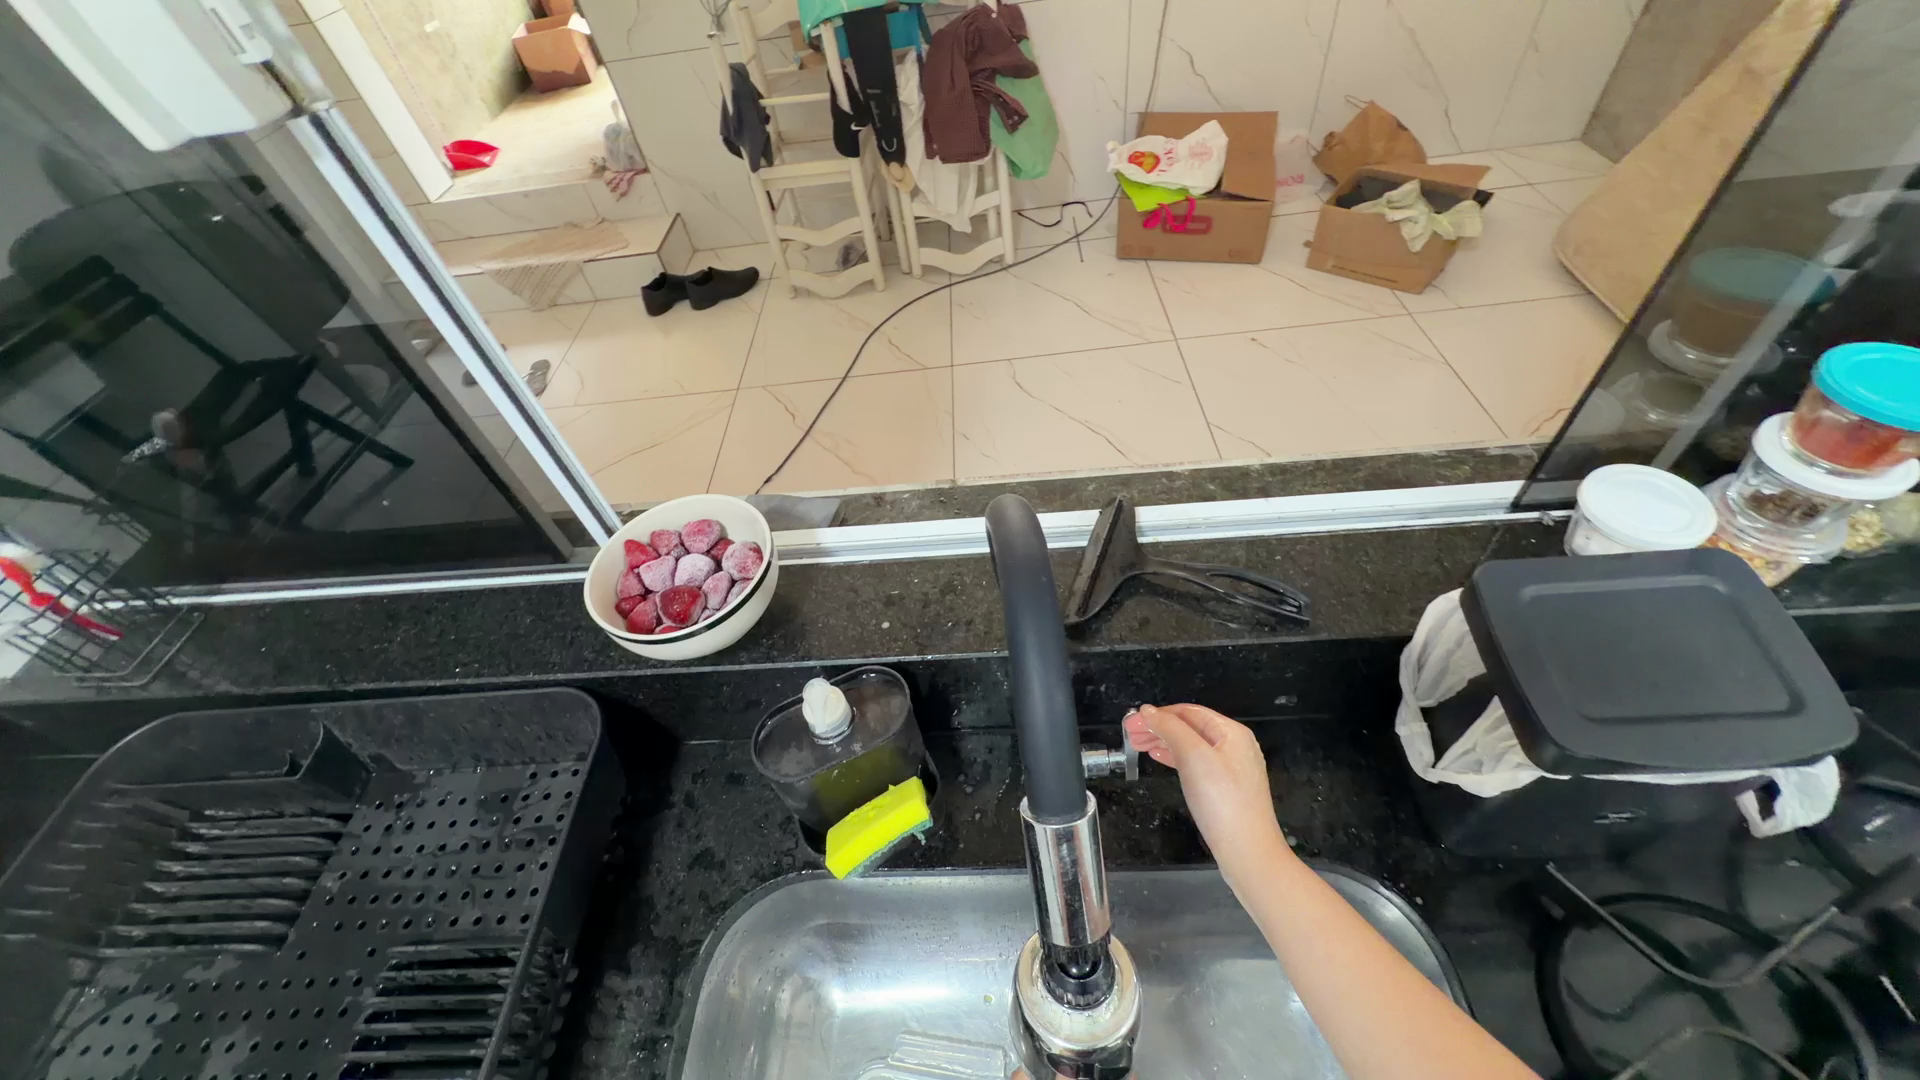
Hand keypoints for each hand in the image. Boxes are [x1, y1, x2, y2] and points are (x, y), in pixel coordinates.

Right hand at [1124, 704, 1290, 876]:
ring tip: (1139, 746)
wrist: (1247, 850)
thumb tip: (1149, 711)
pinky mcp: (1226, 789)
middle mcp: (1234, 746)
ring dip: (1163, 742)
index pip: (1187, 711)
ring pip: (1190, 745)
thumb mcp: (1193, 756)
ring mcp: (1231, 768)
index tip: (1131, 722)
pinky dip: (1175, 758)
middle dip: (1157, 728)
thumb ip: (1170, 728)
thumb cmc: (1222, 800)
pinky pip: (1195, 763)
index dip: (1157, 714)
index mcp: (1231, 732)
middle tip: (1130, 735)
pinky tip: (1160, 759)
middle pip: (1188, 727)